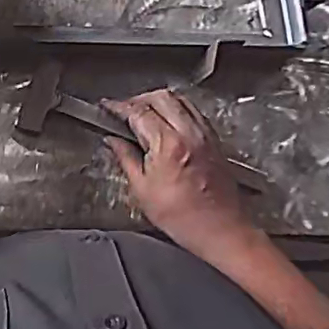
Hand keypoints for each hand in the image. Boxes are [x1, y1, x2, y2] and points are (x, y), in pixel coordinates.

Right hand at [102, 90, 253, 257]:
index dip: (118, 107)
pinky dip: (177, 110)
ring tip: (143, 114)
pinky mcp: (214, 141)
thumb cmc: (184, 218)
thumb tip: (113, 141)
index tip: (107, 107)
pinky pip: (193, 112)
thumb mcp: (142, 189)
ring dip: (158, 102)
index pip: (138, 112)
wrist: (220, 231)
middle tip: (123, 110)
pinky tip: (167, 123)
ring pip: (180, 100)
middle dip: (138, 99)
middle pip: (161, 97)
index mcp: (168, 144)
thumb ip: (125, 158)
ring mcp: (205, 135)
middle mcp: (189, 134)